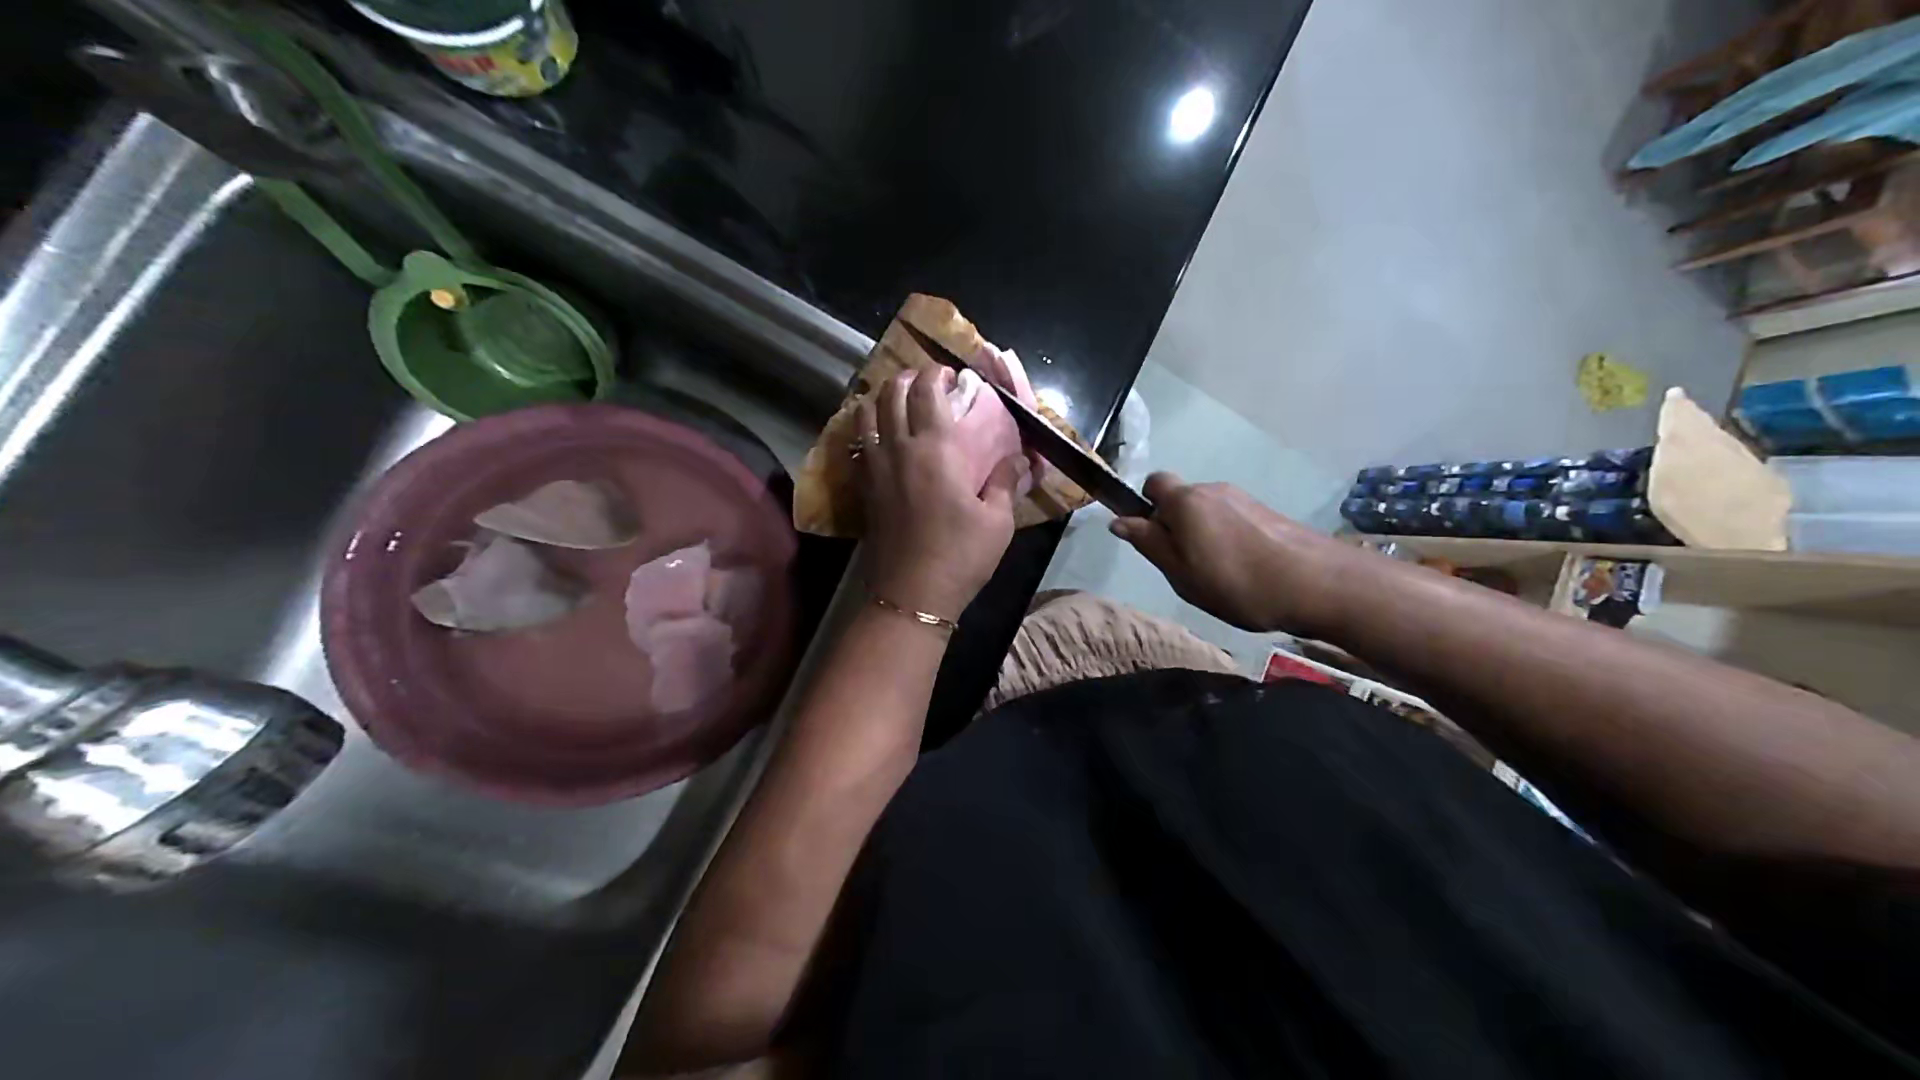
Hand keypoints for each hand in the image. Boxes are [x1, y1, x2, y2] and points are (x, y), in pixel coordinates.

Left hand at [858, 368, 1029, 621]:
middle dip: (909, 378)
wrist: (911, 592)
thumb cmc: (960, 555)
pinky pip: (858, 442)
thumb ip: (1006, 482)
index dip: (936, 374)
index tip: (951, 376)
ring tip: (898, 402)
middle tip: (926, 384)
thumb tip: (1021, 459)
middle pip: (892, 393)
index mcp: (935, 447)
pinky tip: (879, 434)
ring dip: (881, 397)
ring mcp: (875, 466)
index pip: (927, 390)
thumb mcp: (997, 521)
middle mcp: (899, 447)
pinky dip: (866, 426)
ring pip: (866, 412)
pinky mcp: (863, 486)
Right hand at [1108, 473, 1372, 635]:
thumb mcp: (1180, 573)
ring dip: (1202, 533)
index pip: (1153, 484)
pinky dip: (1227, 537)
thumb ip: (1149, 543)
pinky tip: (1241, 569)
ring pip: (1207, 510)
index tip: (1153, 540)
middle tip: (1183, 565)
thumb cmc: (1236, 583)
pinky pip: (1231, 518)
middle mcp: (1212, 489)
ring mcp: (1243, 498)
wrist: (1317, 584)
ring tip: (1216, 573)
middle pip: (1181, 498)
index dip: (1146, 507)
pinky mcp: (1267, 512)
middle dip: (1175, 524)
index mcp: (1185, 501)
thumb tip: (1118, 520)